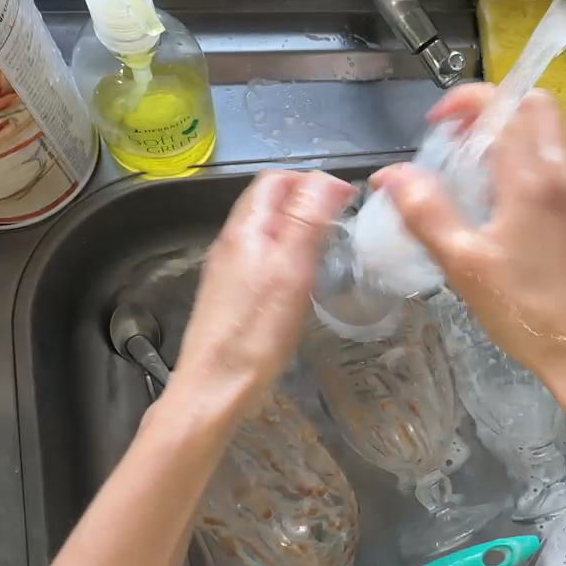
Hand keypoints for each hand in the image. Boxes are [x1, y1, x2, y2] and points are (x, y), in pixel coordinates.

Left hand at [169, 169, 351, 412]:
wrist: (216, 386)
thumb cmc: (258, 330)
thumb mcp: (291, 269)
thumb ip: (306, 220)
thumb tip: (327, 180)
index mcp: (246, 228)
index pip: (277, 180)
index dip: (314, 180)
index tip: (349, 200)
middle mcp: (233, 240)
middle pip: (270, 200)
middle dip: (308, 198)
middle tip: (344, 219)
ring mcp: (231, 267)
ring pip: (268, 228)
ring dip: (300, 224)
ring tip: (331, 243)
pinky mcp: (234, 292)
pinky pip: (265, 254)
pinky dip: (290, 250)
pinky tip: (306, 274)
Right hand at [371, 85, 565, 400]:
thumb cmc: (524, 309)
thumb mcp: (463, 264)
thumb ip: (426, 212)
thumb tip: (390, 175)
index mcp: (533, 178)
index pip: (504, 106)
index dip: (467, 101)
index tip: (439, 123)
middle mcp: (565, 173)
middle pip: (536, 105)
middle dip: (495, 109)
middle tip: (460, 139)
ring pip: (552, 134)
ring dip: (515, 134)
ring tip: (476, 171)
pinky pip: (561, 165)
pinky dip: (532, 160)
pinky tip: (507, 201)